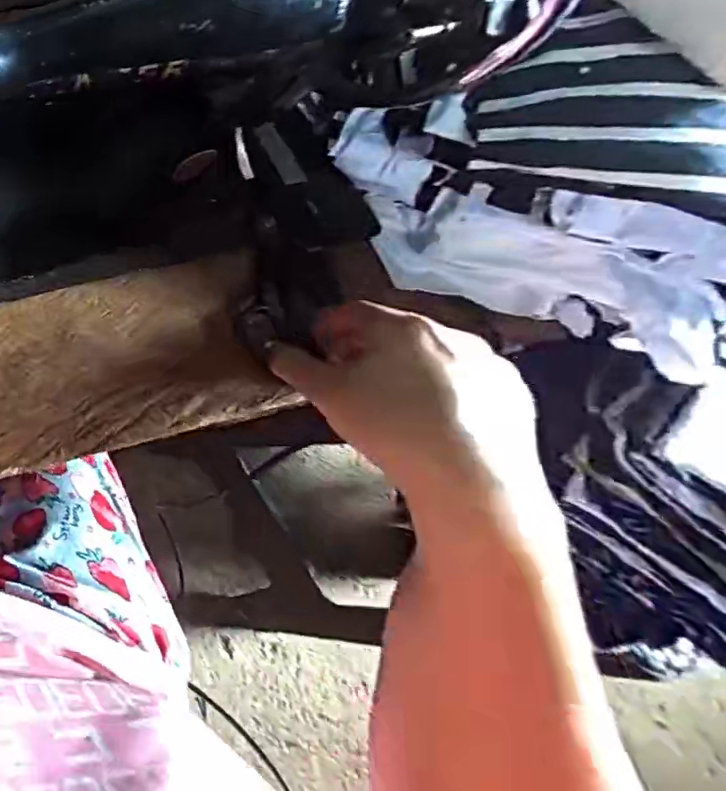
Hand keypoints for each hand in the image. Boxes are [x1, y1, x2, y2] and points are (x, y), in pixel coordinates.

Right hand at [268, 302, 544, 508]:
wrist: (472, 480)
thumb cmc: (389, 426)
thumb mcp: (324, 393)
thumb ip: (292, 363)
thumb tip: (275, 349)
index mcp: (402, 326)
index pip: (351, 310)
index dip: (325, 327)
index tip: (315, 352)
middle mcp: (450, 332)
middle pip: (392, 329)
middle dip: (364, 347)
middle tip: (346, 377)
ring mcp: (489, 361)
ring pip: (431, 353)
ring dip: (404, 366)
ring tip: (389, 400)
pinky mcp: (514, 391)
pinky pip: (465, 377)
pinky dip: (442, 387)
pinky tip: (429, 417)